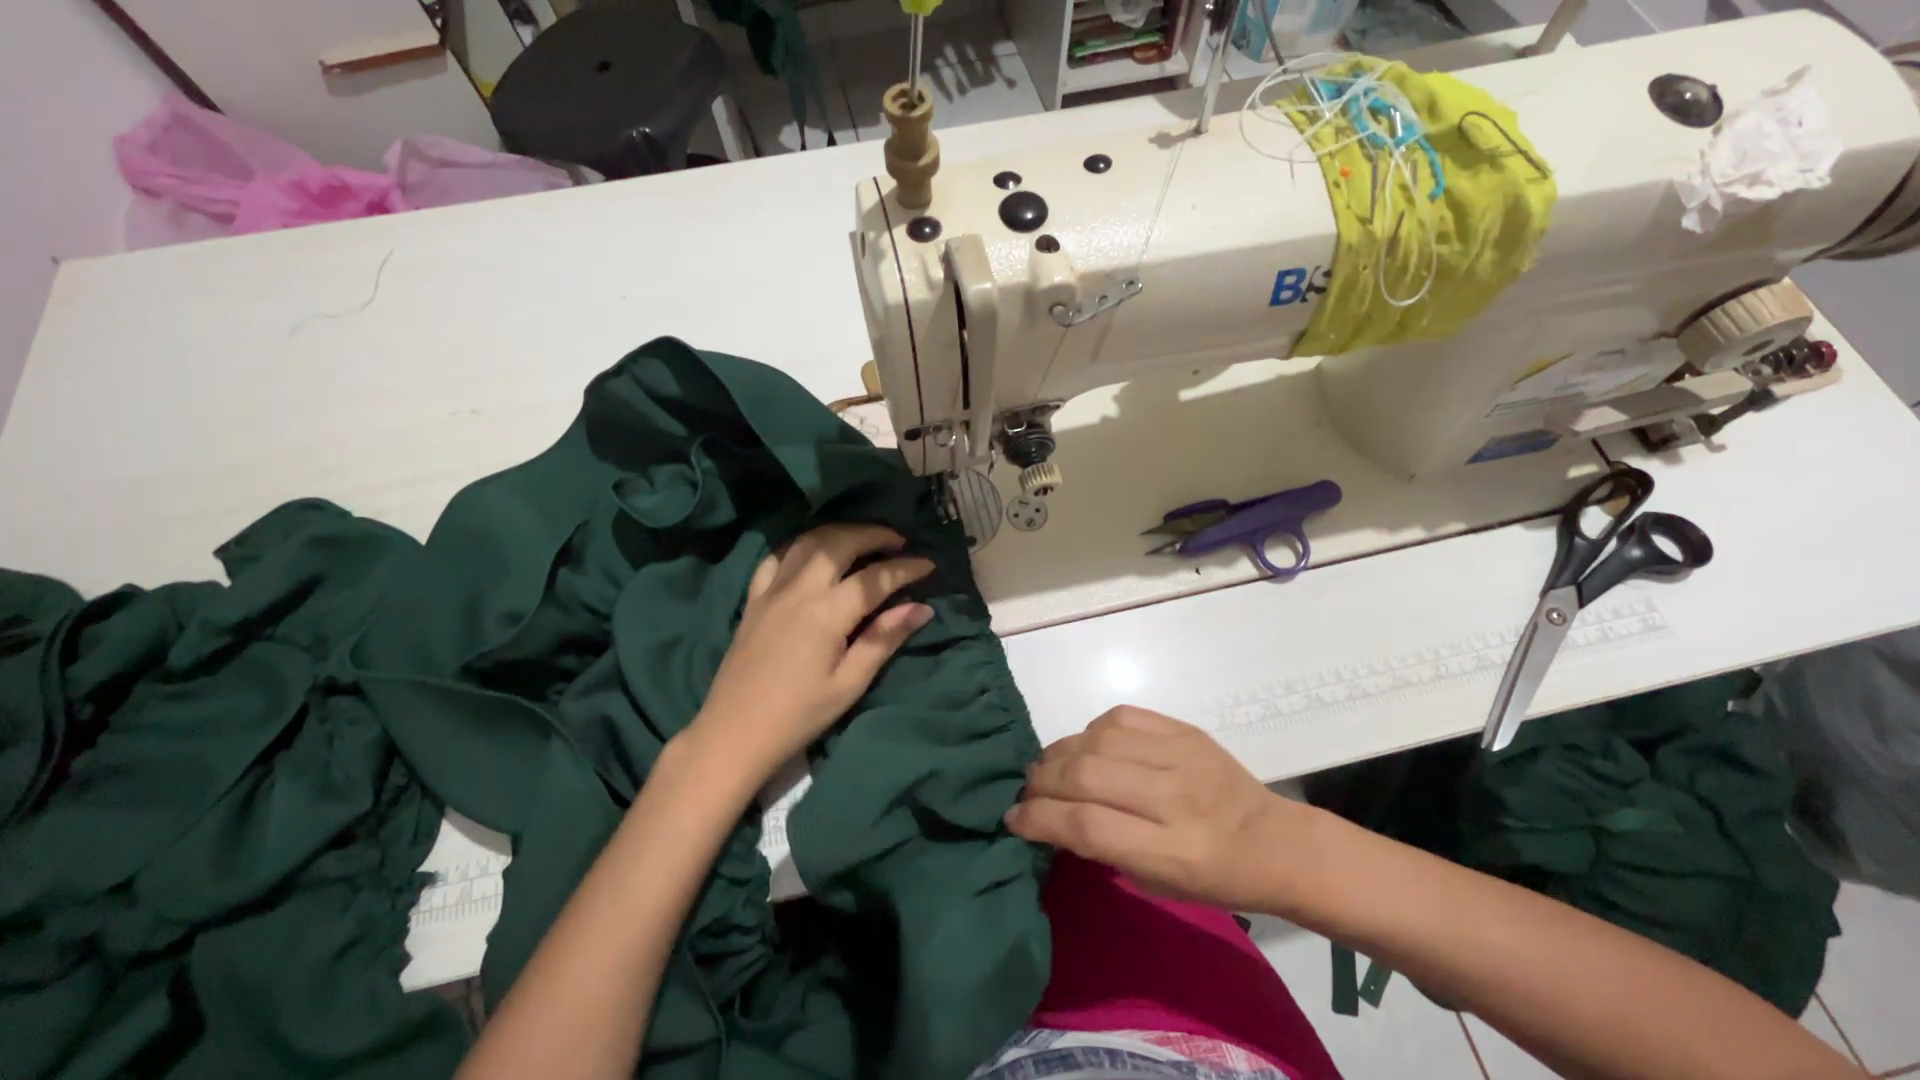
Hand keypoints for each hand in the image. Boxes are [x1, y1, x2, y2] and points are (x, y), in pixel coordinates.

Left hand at [692, 523, 935, 778]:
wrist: (735, 732)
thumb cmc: (800, 715)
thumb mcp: (849, 683)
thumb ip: (883, 639)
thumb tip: (921, 608)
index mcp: (826, 613)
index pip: (874, 578)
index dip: (905, 568)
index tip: (929, 565)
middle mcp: (798, 590)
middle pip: (839, 543)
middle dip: (873, 535)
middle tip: (899, 541)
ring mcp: (771, 590)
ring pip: (807, 541)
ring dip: (839, 533)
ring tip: (863, 539)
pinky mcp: (753, 599)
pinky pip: (776, 556)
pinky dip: (800, 545)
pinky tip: (813, 552)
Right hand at [1007, 706, 1294, 909]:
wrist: (1274, 841)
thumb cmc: (1213, 879)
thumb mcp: (1155, 882)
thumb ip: (1102, 847)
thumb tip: (1048, 815)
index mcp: (1171, 852)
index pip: (1087, 825)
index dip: (1039, 819)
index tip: (1014, 820)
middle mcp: (1176, 799)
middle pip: (1086, 775)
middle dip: (1041, 783)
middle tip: (1027, 793)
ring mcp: (1183, 757)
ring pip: (1098, 739)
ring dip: (1060, 753)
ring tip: (1049, 768)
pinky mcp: (1186, 731)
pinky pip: (1122, 717)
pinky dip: (1092, 731)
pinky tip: (1087, 747)